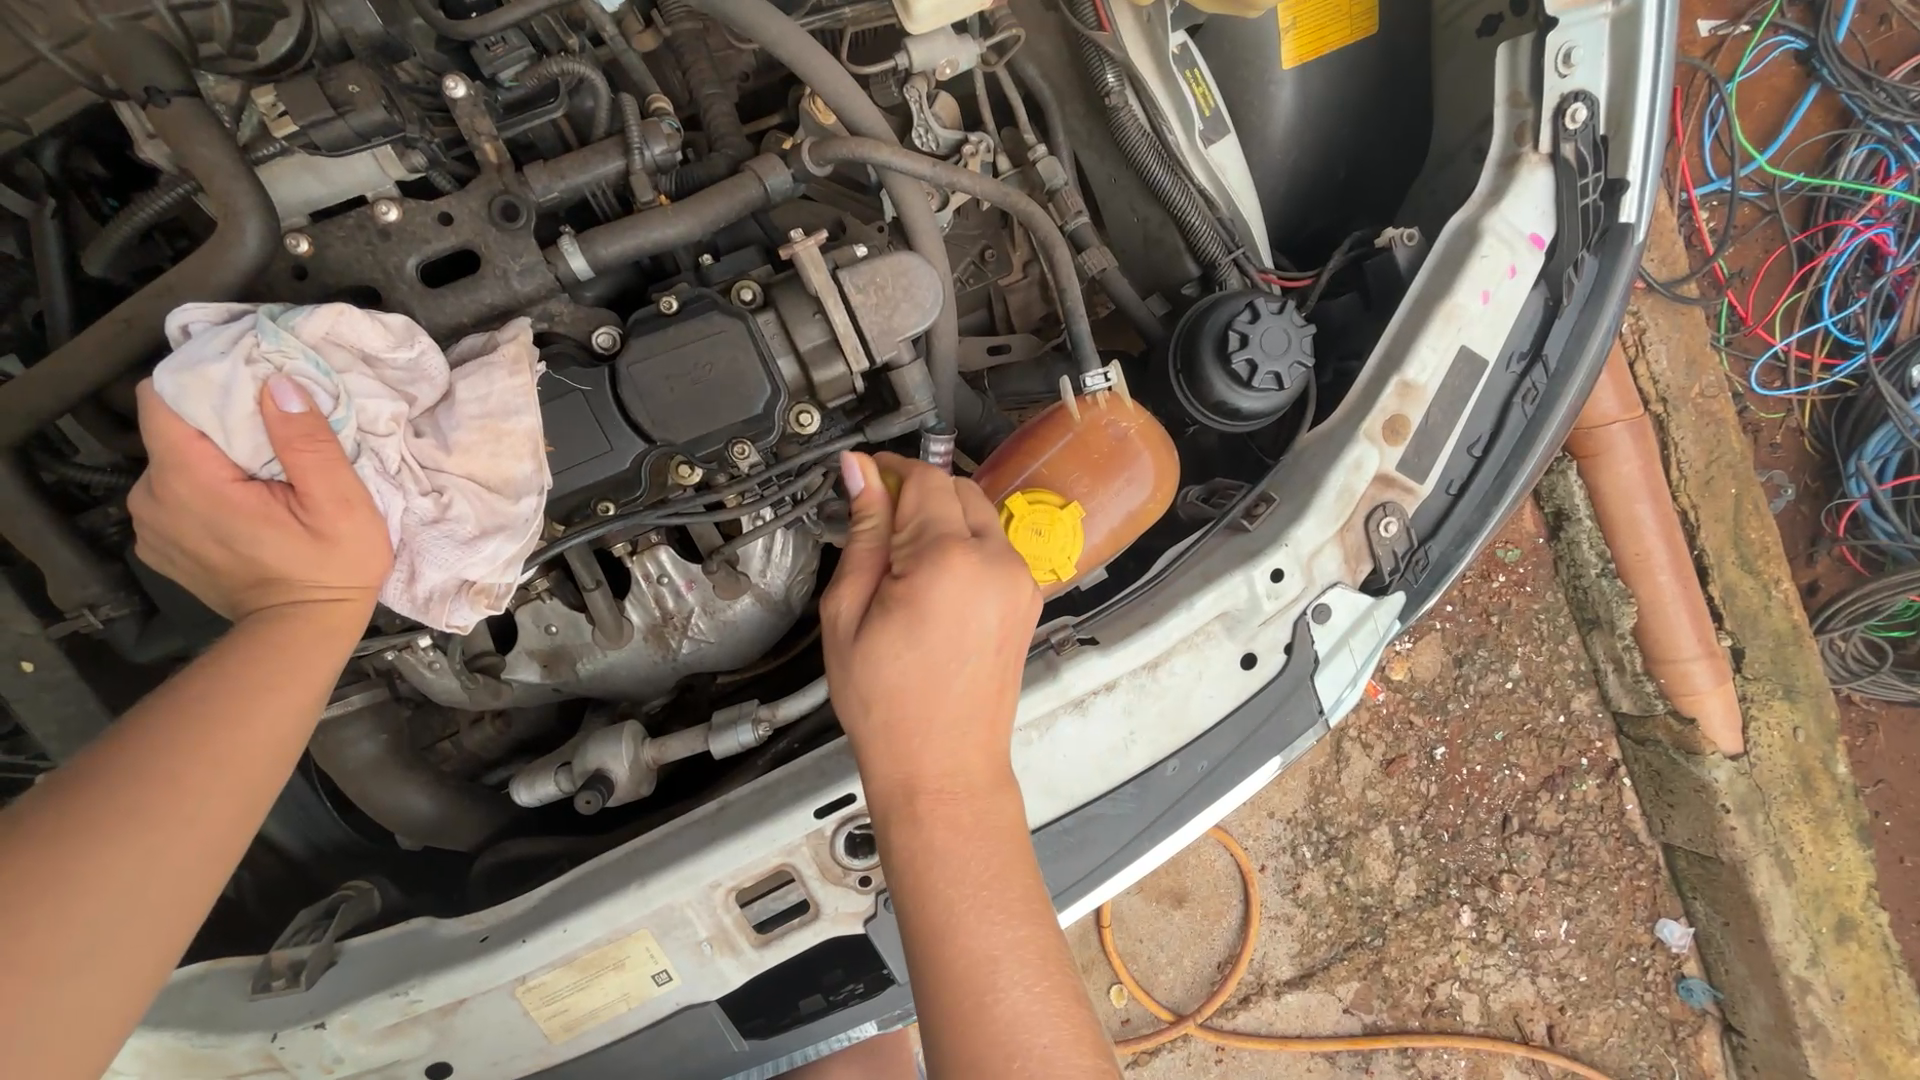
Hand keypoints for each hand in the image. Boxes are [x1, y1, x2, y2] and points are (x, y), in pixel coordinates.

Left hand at [129, 375, 392, 623]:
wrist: (304, 631)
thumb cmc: (331, 566)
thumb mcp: (340, 501)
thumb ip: (306, 441)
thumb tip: (278, 385)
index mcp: (189, 480)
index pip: (163, 400)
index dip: (207, 382)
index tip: (255, 383)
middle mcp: (151, 498)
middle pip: (174, 432)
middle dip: (223, 425)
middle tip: (280, 437)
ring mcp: (151, 525)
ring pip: (177, 464)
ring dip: (218, 460)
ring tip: (270, 476)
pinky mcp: (163, 543)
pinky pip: (178, 496)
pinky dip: (210, 490)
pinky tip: (252, 507)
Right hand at [820, 451, 1042, 804]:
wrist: (943, 767)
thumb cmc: (888, 705)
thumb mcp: (849, 614)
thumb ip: (863, 533)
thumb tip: (859, 474)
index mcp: (947, 560)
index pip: (924, 479)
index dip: (890, 470)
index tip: (865, 476)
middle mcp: (996, 561)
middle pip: (958, 488)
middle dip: (917, 492)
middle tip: (878, 524)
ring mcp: (1020, 581)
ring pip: (981, 514)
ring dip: (944, 518)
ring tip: (904, 561)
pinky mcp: (1029, 600)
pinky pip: (997, 547)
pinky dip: (967, 545)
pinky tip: (936, 581)